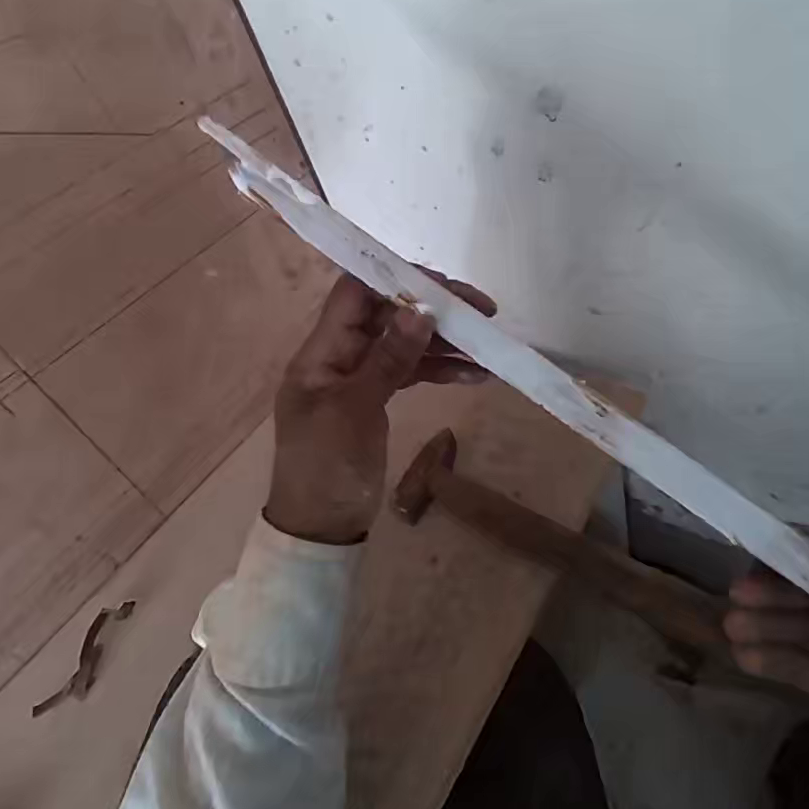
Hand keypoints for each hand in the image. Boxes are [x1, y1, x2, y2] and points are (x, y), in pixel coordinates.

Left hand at [266, 271, 496, 543]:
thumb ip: (388, 358)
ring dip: (443, 341)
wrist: (320, 528)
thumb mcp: (356, 410)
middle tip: (482, 311)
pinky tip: (474, 374)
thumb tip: (421, 309)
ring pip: (403, 343)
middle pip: (386, 315)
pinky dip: (438, 370)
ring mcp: (358, 377)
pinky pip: (408, 372)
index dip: (396, 280)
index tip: (444, 284)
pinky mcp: (375, 398)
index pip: (354, 294)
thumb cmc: (327, 467)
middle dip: (432, 309)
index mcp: (320, 351)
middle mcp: (338, 355)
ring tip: (487, 345)